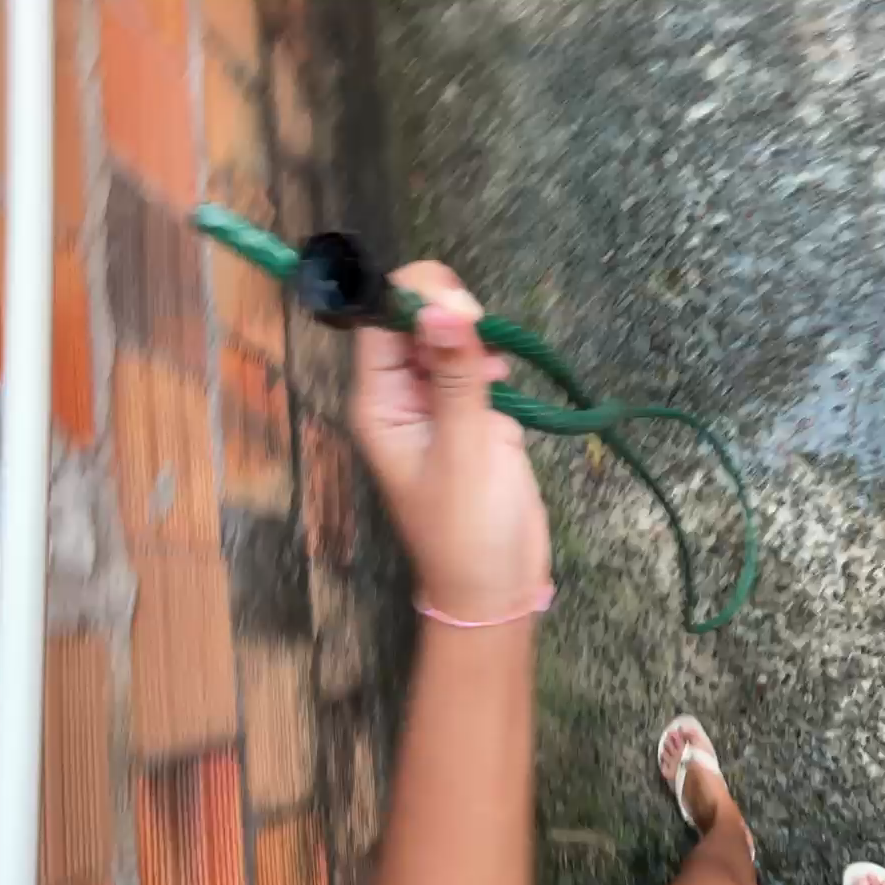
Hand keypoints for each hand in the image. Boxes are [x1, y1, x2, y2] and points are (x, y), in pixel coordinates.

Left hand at [350, 262, 550, 623]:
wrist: (497, 586)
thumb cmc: (469, 530)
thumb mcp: (464, 450)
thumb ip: (455, 376)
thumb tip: (442, 303)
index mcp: (380, 404)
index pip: (380, 323)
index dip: (414, 298)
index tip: (462, 304)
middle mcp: (402, 398)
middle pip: (412, 322)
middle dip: (446, 310)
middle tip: (484, 329)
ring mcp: (438, 407)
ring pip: (445, 339)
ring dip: (471, 334)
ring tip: (496, 364)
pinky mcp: (472, 417)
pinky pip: (472, 367)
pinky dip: (488, 359)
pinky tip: (505, 374)